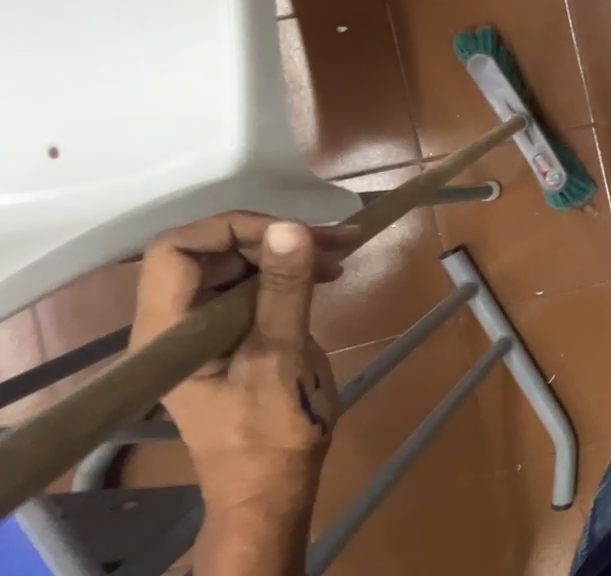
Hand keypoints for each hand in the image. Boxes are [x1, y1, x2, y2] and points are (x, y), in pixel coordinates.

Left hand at [130, 214, 358, 516]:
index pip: (177, 251)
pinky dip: (294, 271)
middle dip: (274, 236)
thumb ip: (282, 290)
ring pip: (238, 265)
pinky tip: (330, 273)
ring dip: (291, 251)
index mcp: (168, 330)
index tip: (294, 232)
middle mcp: (177, 323)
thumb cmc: (271, 425)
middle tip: (337, 239)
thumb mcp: (281, 354)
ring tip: (345, 249)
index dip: (232, 229)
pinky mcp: (236, 333)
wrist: (274, 479)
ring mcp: (206, 328)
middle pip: (210, 252)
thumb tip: (291, 227)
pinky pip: (256, 285)